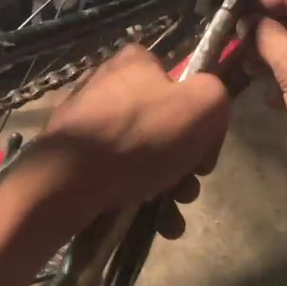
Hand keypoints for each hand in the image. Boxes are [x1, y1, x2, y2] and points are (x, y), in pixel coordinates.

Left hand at [33, 45, 228, 234]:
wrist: (70, 180)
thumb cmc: (140, 137)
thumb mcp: (203, 105)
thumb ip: (216, 97)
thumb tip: (204, 122)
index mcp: (135, 62)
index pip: (182, 83)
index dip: (201, 119)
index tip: (202, 151)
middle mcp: (107, 84)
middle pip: (165, 125)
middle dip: (184, 163)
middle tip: (188, 187)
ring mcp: (86, 120)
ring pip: (143, 154)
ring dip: (167, 187)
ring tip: (171, 215)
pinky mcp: (72, 155)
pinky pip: (117, 174)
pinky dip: (139, 198)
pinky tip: (154, 224)